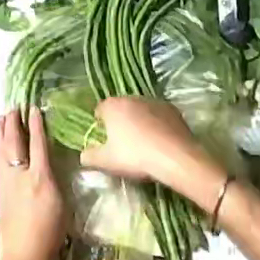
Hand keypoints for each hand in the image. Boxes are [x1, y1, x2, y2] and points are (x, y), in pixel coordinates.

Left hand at [0, 109, 63, 259]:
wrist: (23, 256)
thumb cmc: (50, 234)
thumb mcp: (62, 204)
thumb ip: (55, 179)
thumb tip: (49, 162)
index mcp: (40, 178)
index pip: (38, 144)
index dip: (36, 125)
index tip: (34, 108)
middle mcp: (21, 175)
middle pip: (15, 142)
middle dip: (14, 123)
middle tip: (14, 106)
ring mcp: (6, 182)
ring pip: (2, 150)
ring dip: (2, 131)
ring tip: (2, 117)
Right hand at [82, 98, 222, 200]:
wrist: (175, 158)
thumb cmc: (135, 157)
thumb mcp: (105, 162)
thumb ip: (89, 156)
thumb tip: (83, 154)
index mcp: (112, 106)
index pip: (99, 110)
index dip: (101, 125)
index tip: (106, 140)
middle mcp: (132, 97)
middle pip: (121, 108)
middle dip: (120, 122)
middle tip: (123, 143)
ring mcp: (154, 101)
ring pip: (140, 110)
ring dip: (139, 121)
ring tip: (144, 143)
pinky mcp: (172, 109)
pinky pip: (158, 115)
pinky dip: (157, 124)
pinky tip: (160, 141)